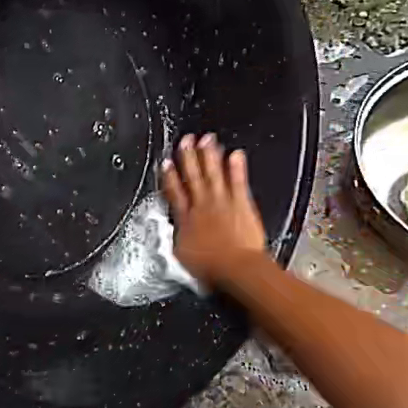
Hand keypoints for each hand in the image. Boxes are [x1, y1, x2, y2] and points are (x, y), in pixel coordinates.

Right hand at [161, 134, 268, 287]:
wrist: (236, 268)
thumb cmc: (211, 266)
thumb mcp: (182, 255)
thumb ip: (178, 237)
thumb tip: (174, 232)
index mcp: (186, 218)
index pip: (174, 192)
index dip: (169, 176)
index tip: (167, 162)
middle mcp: (202, 205)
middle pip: (192, 176)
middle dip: (188, 156)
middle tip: (185, 140)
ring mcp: (222, 202)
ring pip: (213, 173)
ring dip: (209, 155)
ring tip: (207, 139)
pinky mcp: (241, 204)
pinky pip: (237, 181)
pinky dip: (236, 167)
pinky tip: (235, 154)